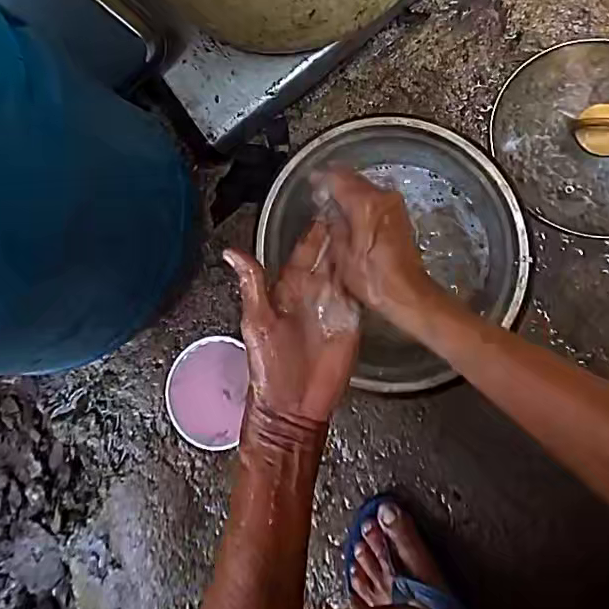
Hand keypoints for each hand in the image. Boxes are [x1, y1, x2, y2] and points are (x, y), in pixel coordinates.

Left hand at [222, 219, 360, 433]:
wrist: (293, 404)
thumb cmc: (269, 364)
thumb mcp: (257, 320)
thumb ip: (252, 283)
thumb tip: (231, 251)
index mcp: (288, 287)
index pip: (304, 251)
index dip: (314, 231)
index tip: (325, 204)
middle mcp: (313, 291)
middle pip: (329, 255)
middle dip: (340, 232)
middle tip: (354, 204)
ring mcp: (335, 305)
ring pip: (347, 270)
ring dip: (356, 249)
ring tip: (370, 223)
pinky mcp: (352, 321)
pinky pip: (361, 294)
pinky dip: (368, 276)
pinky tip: (378, 257)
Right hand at [312, 165, 439, 316]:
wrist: (407, 294)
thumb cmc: (373, 279)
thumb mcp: (342, 255)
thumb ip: (335, 227)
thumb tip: (331, 214)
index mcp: (365, 205)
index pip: (339, 179)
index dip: (321, 177)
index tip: (310, 180)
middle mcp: (383, 198)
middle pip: (354, 179)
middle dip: (335, 182)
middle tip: (318, 189)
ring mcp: (395, 206)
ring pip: (366, 187)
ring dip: (349, 190)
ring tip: (332, 200)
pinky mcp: (400, 216)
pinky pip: (375, 198)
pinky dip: (361, 200)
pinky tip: (350, 211)